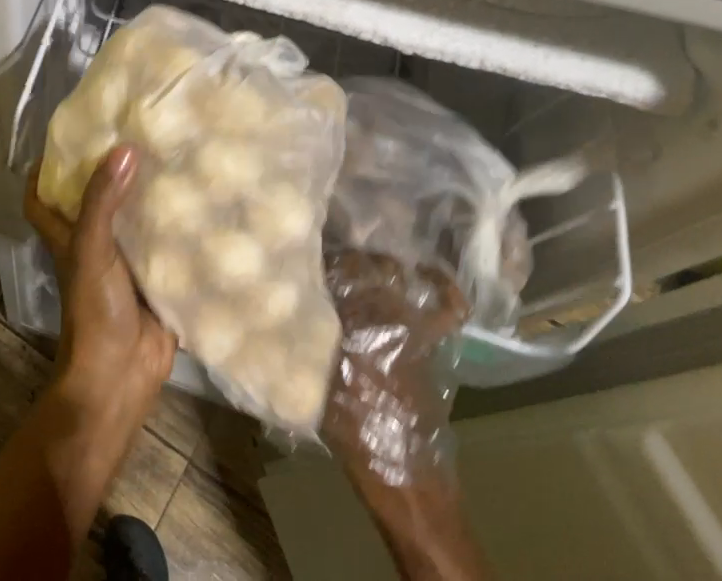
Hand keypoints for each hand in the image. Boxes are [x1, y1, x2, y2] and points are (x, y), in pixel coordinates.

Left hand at [24, 148, 177, 434]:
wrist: (123, 374)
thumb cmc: (94, 309)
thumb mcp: (91, 248)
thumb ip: (104, 200)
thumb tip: (123, 150)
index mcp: (68, 238)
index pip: (42, 200)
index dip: (44, 174)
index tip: (66, 141)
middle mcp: (95, 246)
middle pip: (96, 203)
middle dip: (111, 175)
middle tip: (139, 136)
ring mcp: (126, 265)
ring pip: (135, 222)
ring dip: (151, 198)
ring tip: (177, 158)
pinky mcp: (157, 281)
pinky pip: (168, 248)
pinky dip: (181, 230)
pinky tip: (206, 204)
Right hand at [320, 249, 467, 487]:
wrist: (397, 464)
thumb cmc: (345, 423)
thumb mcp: (308, 376)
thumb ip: (298, 337)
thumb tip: (274, 310)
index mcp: (347, 316)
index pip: (331, 267)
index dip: (317, 258)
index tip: (302, 259)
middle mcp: (380, 309)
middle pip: (362, 263)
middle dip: (345, 257)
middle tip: (327, 263)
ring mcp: (412, 321)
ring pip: (397, 273)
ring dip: (380, 265)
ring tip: (364, 263)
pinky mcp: (433, 339)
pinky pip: (447, 306)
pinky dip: (442, 286)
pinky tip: (428, 273)